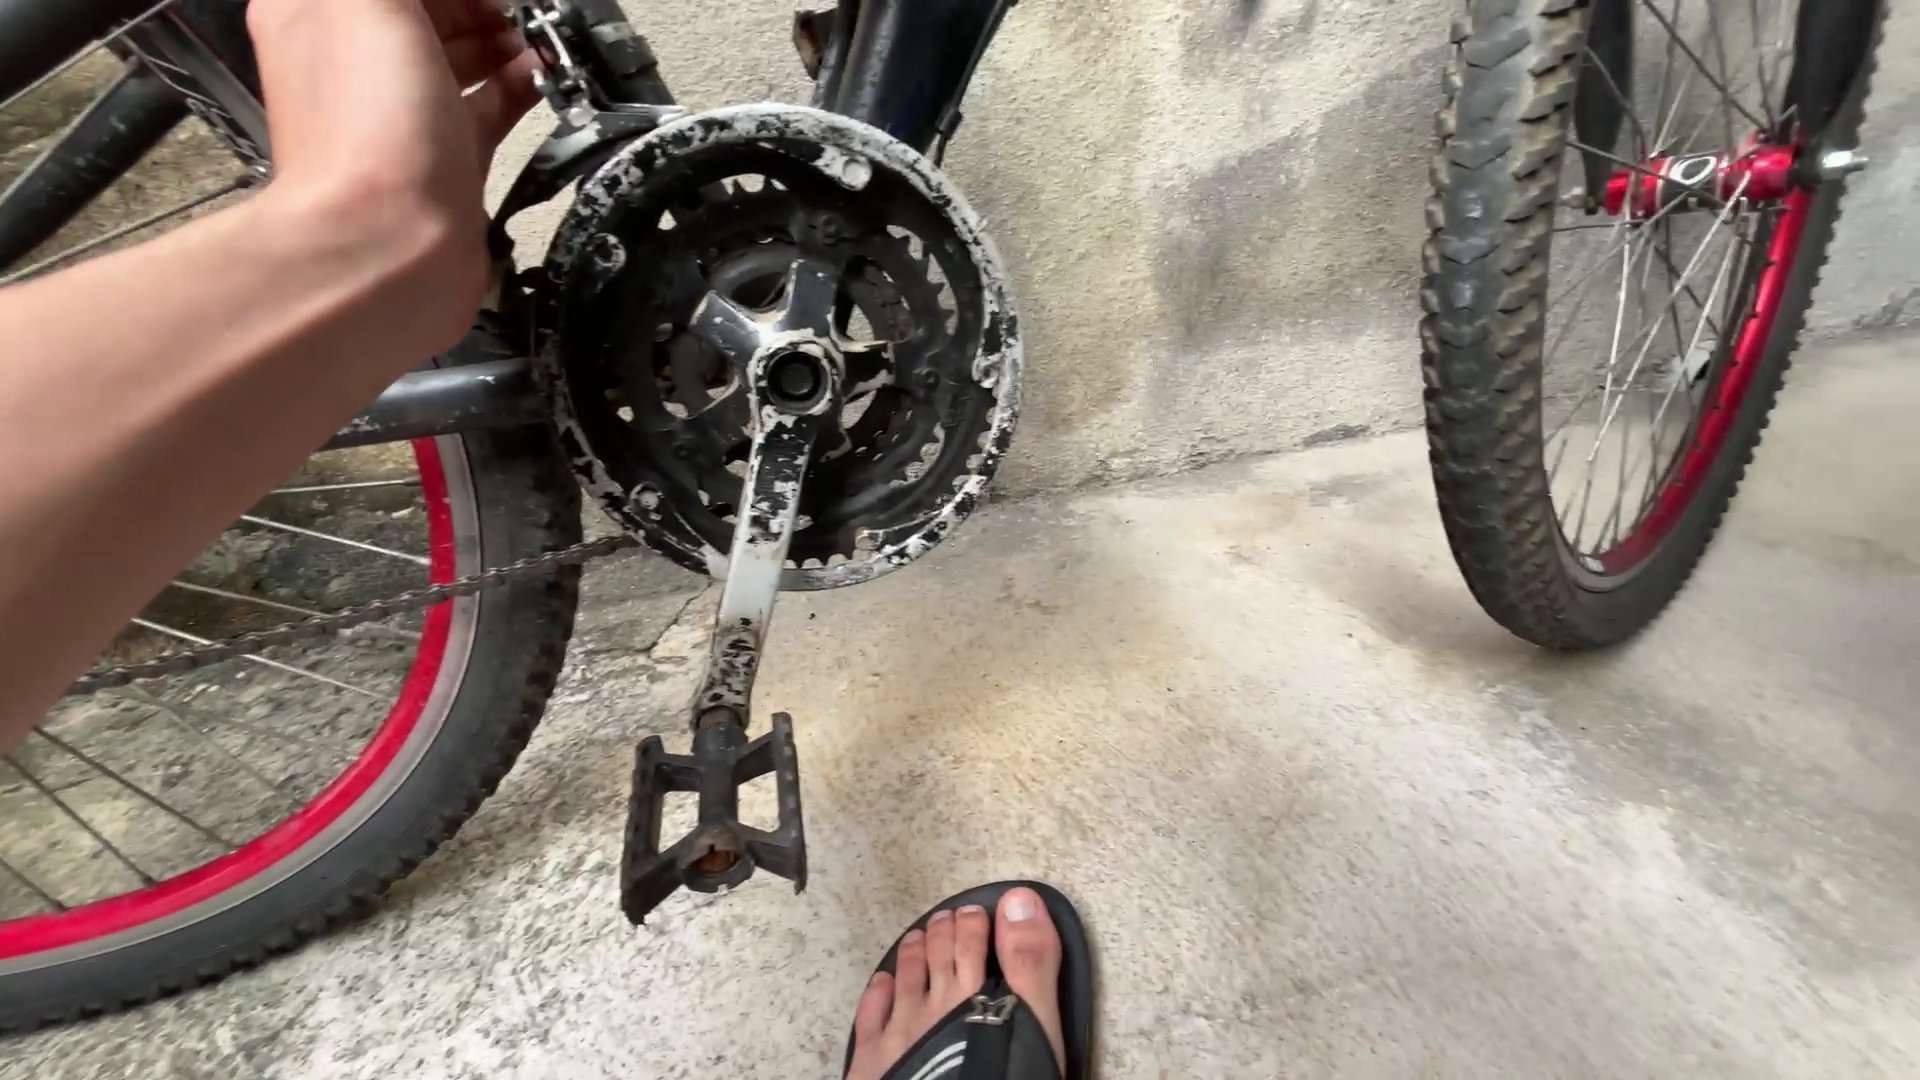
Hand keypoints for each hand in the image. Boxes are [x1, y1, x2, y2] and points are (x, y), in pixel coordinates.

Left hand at [244, 0, 542, 346]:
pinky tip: (538, 82)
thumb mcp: (374, 5)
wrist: (393, 243)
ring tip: (539, 40)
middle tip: (521, 10)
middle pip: (422, 13)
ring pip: (456, 62)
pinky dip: (511, 92)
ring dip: (498, 44)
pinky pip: (481, 113)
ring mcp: (405, 118)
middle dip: (474, 5)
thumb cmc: (372, 134)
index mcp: (320, 8)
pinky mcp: (447, 163)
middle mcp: (357, 61)